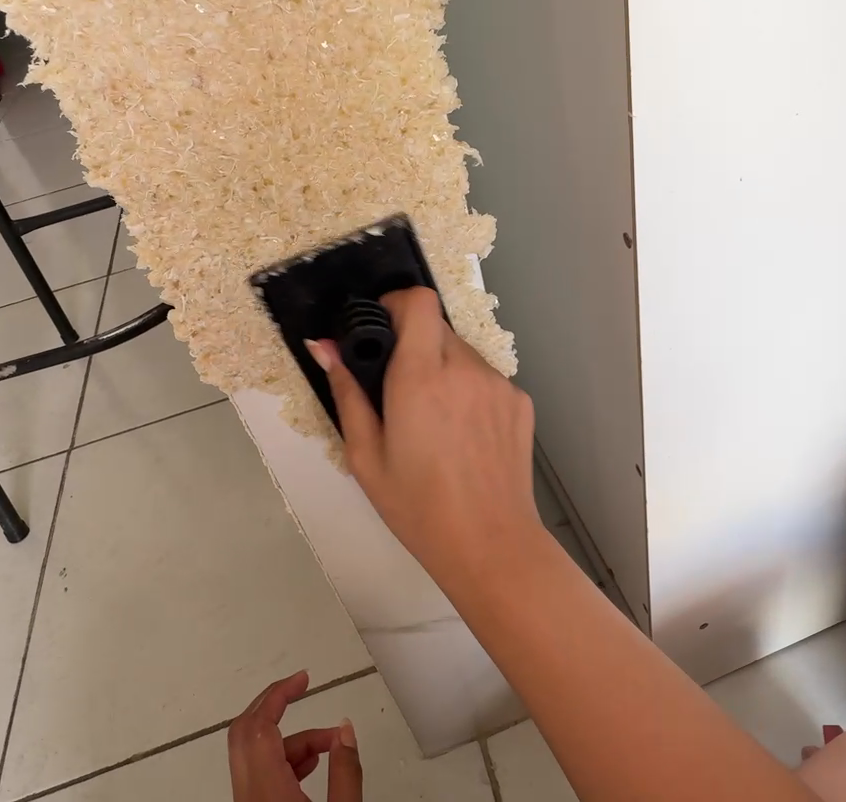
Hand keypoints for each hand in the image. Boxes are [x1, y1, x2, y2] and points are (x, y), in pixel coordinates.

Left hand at [227, 671, 360, 801]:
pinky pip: (259, 772)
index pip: (259, 726)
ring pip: (256, 754)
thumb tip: (345, 729)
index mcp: (265, 788)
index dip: (278, 694)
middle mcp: (246, 794)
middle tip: (301, 688)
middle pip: (245, 732)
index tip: (304, 678)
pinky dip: (284, 758)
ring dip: (292, 739)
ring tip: (331, 743)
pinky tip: (312, 765)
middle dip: (273, 703)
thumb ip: (345, 772)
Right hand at [307, 286, 543, 588]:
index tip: (380, 327)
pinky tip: (462, 434)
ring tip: (433, 420)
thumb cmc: (418, 506)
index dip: (397, 303)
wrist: (490, 543)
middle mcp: (466, 369)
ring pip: (463, 353)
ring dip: (443, 369)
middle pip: (437, 326)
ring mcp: (499, 384)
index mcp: (421, 378)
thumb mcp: (366, 455)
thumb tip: (325, 347)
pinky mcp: (520, 401)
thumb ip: (347, 392)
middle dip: (414, 344)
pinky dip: (469, 391)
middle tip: (399, 388)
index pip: (418, 301)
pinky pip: (486, 378)